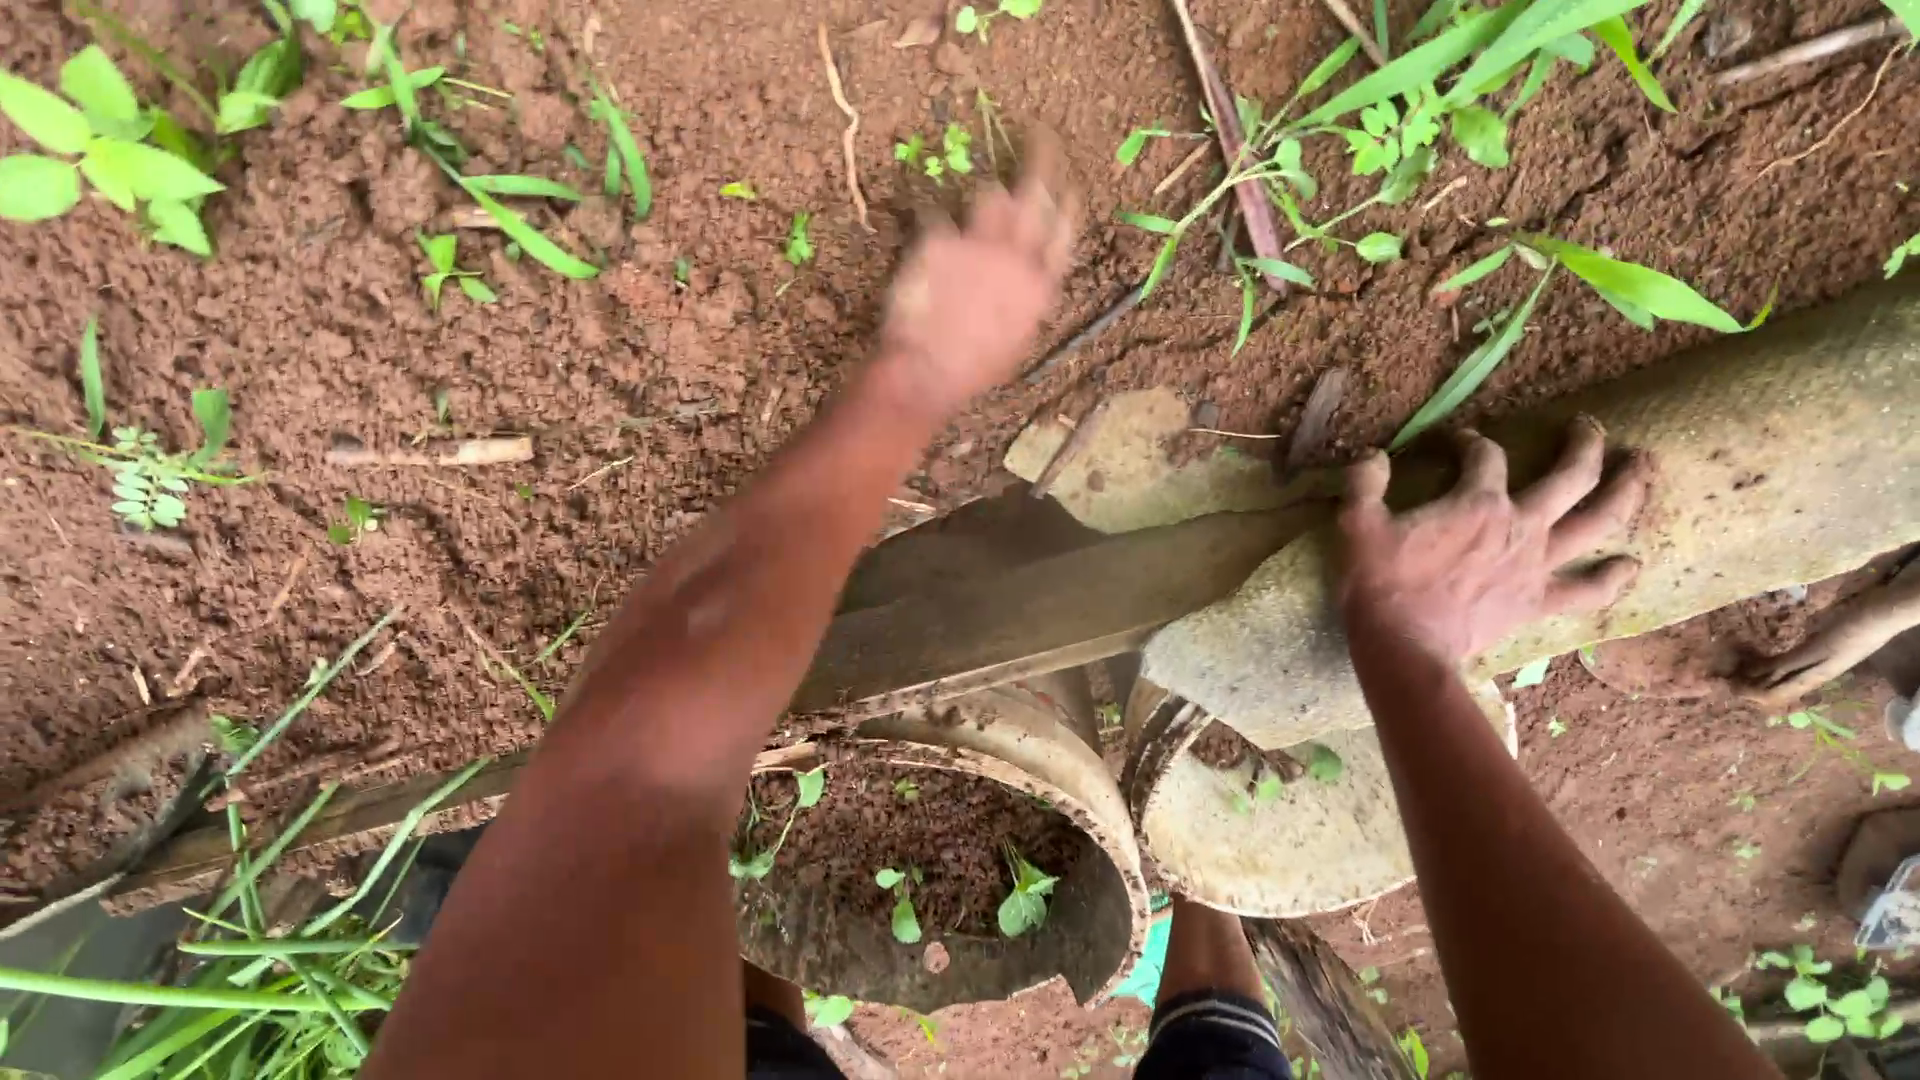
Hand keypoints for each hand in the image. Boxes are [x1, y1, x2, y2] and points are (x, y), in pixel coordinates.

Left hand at [873, 138, 1077, 417]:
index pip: (1064, 228)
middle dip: (1041, 158)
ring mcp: (977, 244)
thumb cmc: (973, 369)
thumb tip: (1026, 279)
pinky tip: (931, 246)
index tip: (1067, 183)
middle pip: (1035, 193)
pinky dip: (938, 229)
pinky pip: (941, 219)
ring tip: (982, 199)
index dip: (1066, 201)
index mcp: (1039, 285)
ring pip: (990, 196)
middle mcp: (1015, 256)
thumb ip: (1025, 299)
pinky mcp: (939, 239)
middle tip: (1040, 135)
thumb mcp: (1016, 340)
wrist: (928, 369)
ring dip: (988, 195)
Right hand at [1336, 418, 1652, 663]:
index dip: (1468, 441)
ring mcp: (1536, 566)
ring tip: (1642, 468)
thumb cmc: (1379, 582)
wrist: (1403, 644)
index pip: (1484, 455)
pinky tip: (1630, 566)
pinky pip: (1586, 591)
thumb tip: (1375, 455)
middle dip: (1583, 445)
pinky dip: (1612, 578)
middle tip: (1589, 427)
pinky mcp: (1536, 602)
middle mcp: (1520, 526)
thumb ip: (1365, 481)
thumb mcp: (1357, 522)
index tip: (1453, 441)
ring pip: (1598, 523)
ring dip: (1626, 492)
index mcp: (1477, 503)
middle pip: (1570, 476)